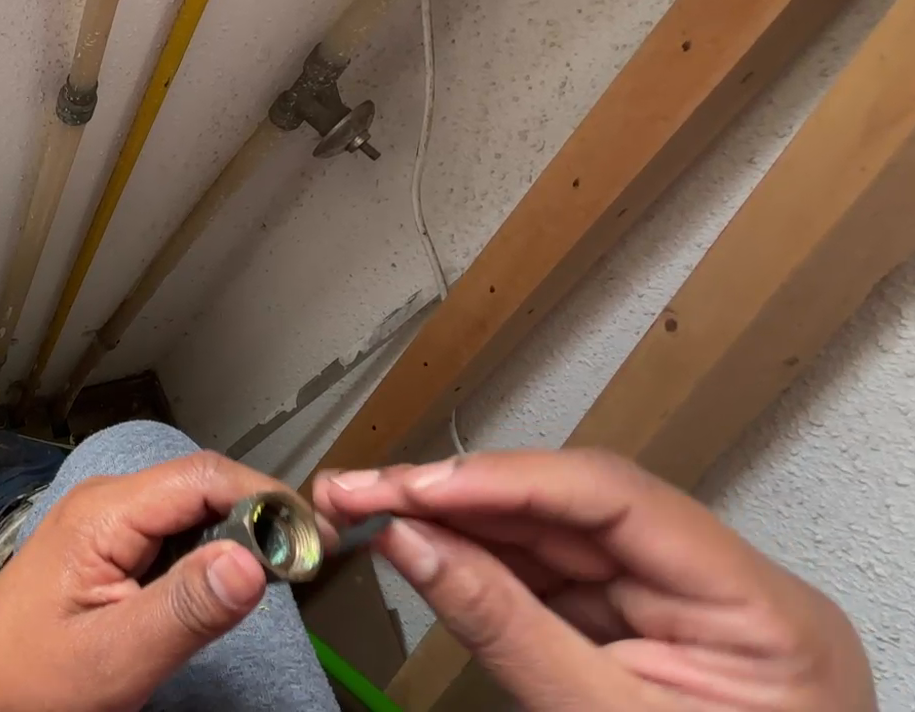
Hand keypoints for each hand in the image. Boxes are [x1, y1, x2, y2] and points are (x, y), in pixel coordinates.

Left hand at [0, 452, 279, 711]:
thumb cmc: (31, 676)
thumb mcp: (115, 655)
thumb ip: (187, 607)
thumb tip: (256, 560)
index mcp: (105, 511)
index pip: (201, 476)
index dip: (264, 496)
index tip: (315, 538)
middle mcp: (107, 500)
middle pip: (199, 485)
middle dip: (256, 514)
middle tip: (304, 563)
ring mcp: (106, 520)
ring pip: (189, 508)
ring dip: (235, 534)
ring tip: (274, 574)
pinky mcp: (108, 543)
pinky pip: (170, 532)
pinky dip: (206, 552)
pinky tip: (220, 584)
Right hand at [313, 449, 874, 710]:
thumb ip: (500, 625)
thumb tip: (398, 538)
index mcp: (753, 605)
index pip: (611, 496)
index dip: (498, 478)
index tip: (405, 487)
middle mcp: (702, 577)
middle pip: (555, 502)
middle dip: (444, 494)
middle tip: (351, 490)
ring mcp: (654, 593)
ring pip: (527, 525)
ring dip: (434, 515)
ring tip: (353, 505)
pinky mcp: (610, 612)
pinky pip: (523, 564)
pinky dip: (456, 551)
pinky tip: (400, 536)